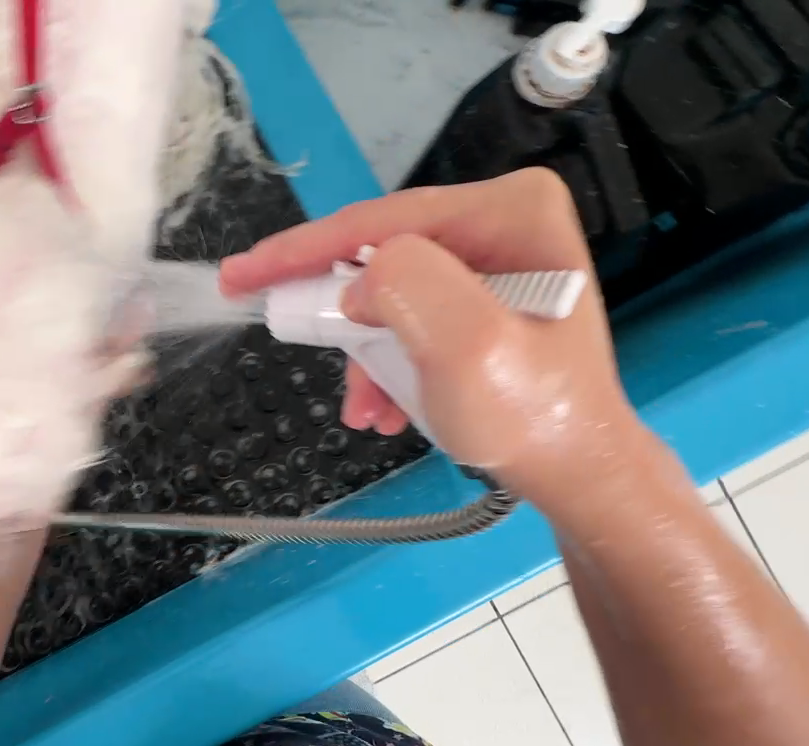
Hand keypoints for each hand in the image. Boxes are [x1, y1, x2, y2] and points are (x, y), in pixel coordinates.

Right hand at [219, 169, 652, 508]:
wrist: (570, 471)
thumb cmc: (526, 414)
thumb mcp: (467, 346)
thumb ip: (407, 287)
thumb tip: (354, 285)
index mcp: (506, 211)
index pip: (377, 220)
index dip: (298, 251)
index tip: (238, 277)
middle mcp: (498, 225)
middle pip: (377, 257)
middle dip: (333, 312)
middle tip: (279, 329)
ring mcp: (489, 266)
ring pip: (384, 298)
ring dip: (361, 356)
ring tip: (362, 409)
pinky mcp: (476, 304)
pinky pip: (403, 325)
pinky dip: (383, 368)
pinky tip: (384, 408)